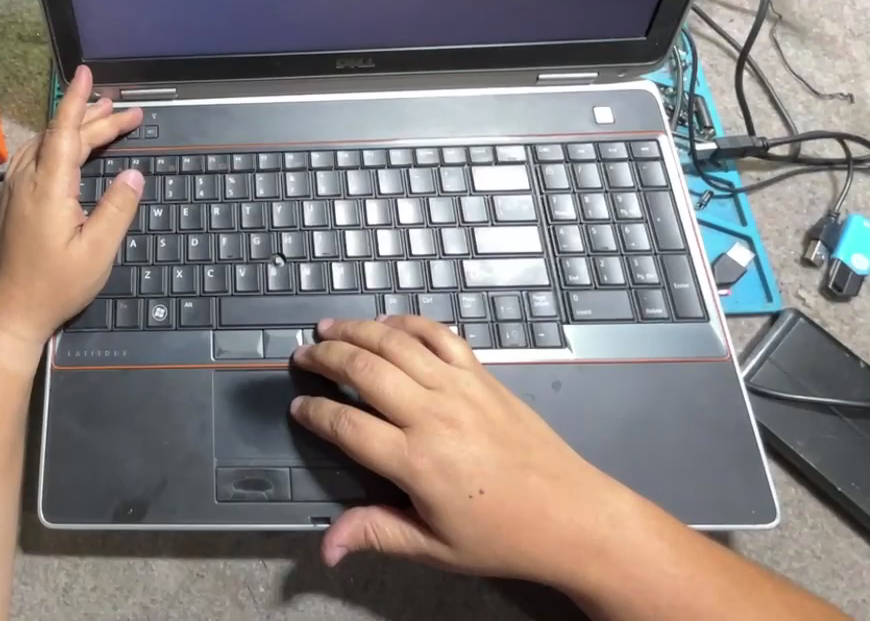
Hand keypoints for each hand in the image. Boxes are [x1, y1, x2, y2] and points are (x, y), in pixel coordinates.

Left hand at [0, 66, 142, 347]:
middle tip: (128, 110)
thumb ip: (117, 209)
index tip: (87, 73)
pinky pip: (37, 157)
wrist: (7, 314)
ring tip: (104, 117)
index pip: (64, 131)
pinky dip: (60, 143)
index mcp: (48, 187)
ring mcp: (16, 190)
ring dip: (76, 128)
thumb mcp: (97, 252)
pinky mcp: (13, 201)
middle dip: (96, 118)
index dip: (77, 100)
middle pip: (62, 136)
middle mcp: (27, 180)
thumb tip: (134, 174)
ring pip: (47, 144)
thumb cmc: (54, 287)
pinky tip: (72, 147)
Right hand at [289, 315, 648, 587]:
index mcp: (416, 462)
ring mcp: (457, 387)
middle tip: (302, 356)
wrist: (571, 515)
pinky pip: (437, 335)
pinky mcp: (479, 374)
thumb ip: (376, 533)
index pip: (346, 425)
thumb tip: (327, 547)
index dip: (314, 412)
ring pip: (393, 342)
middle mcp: (431, 415)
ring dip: (355, 330)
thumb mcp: (435, 547)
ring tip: (328, 329)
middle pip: (362, 369)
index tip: (298, 407)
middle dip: (323, 358)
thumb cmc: (502, 535)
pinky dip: (407, 322)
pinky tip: (386, 323)